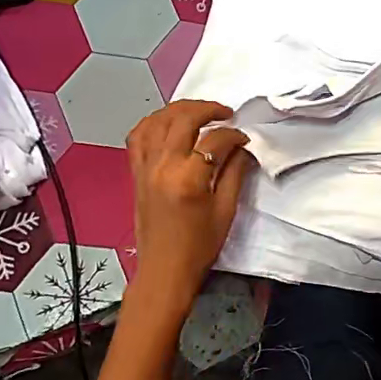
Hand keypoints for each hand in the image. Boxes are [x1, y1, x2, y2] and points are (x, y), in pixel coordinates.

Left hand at [125, 100, 254, 307]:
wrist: (165, 270)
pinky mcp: (136, 173)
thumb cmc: (198, 247)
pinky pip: (138, 136)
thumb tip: (241, 149)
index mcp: (188, 178)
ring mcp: (145, 167)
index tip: (244, 140)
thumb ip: (234, 174)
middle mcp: (163, 166)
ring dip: (179, 110)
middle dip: (208, 109)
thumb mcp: (226, 211)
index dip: (234, 136)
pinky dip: (153, 123)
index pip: (214, 140)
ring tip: (198, 113)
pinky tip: (167, 124)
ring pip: (158, 121)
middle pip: (183, 119)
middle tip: (226, 114)